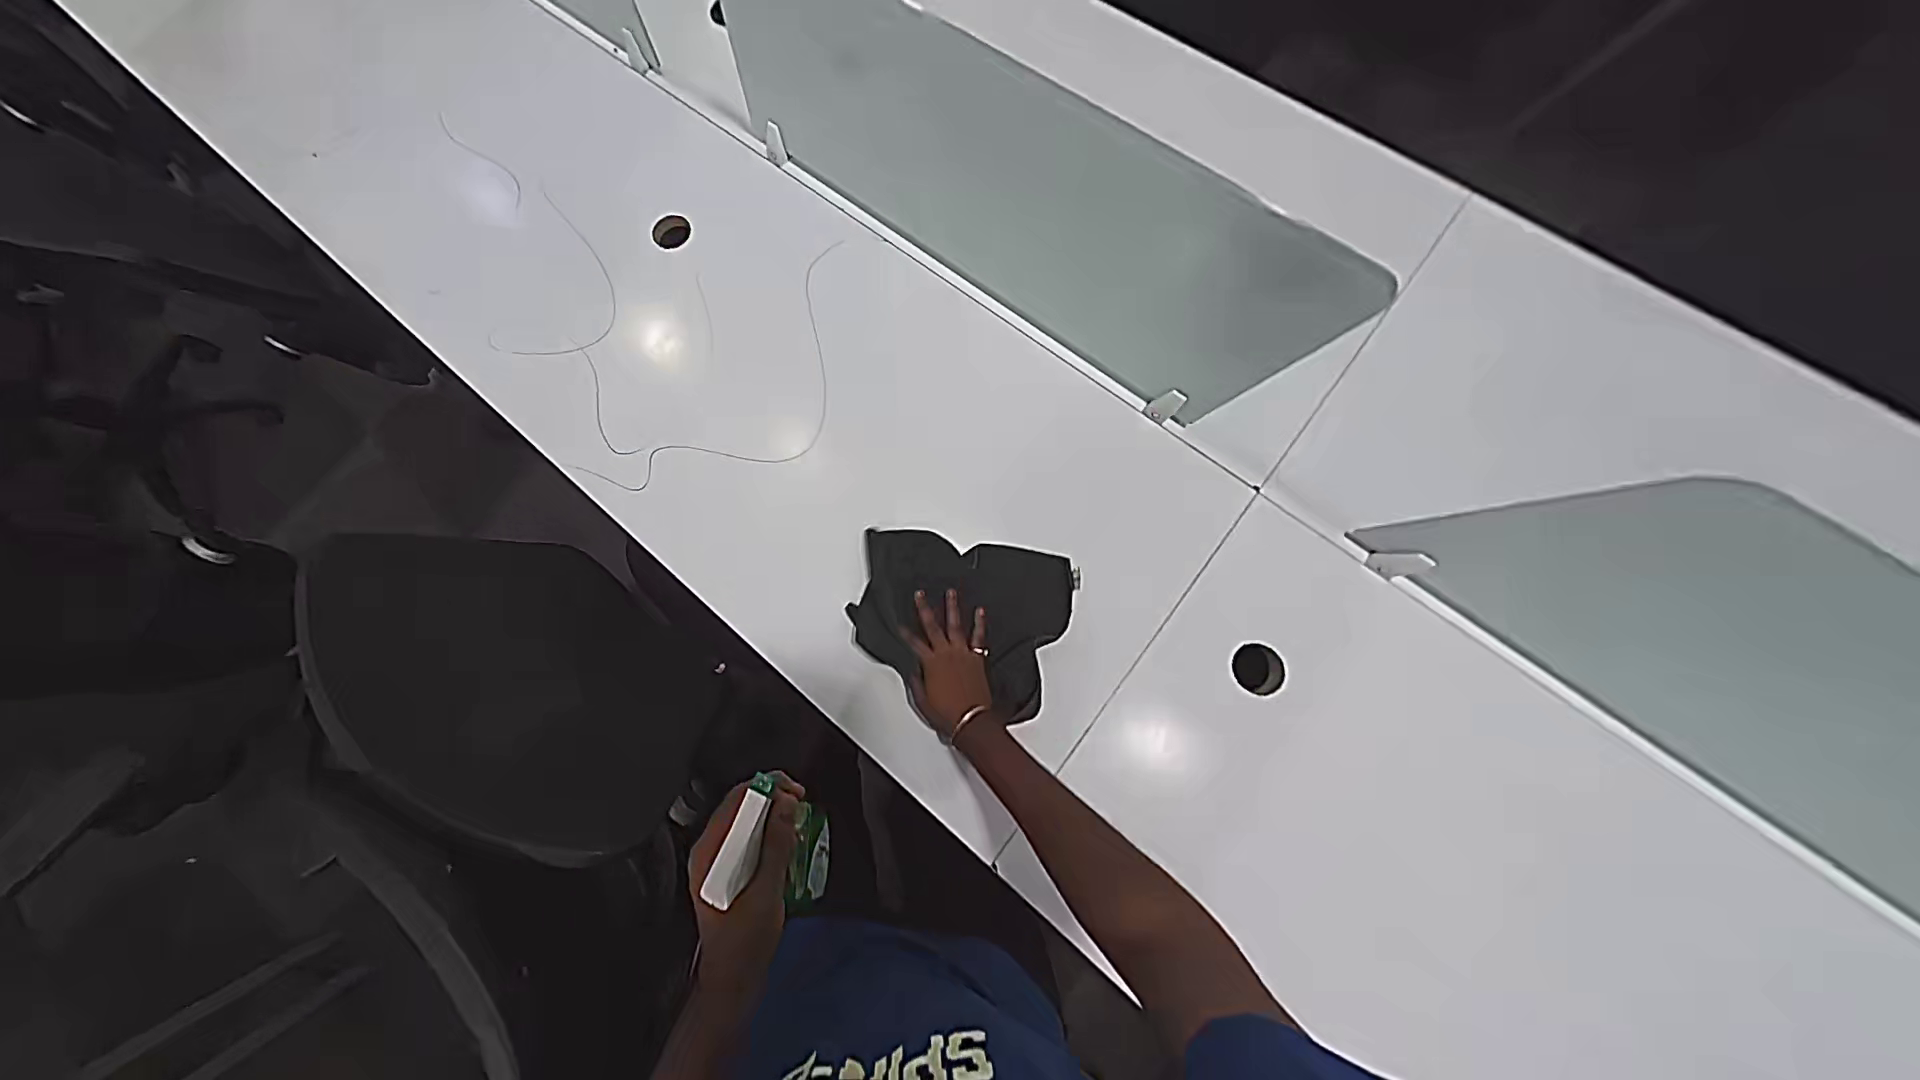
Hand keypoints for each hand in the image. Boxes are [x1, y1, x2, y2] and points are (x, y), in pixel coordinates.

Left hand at [688, 772, 804, 994]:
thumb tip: (785, 804)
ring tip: (797, 822)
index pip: (736, 800)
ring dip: (775, 814)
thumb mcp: (766, 892)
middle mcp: (708, 852)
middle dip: (774, 798)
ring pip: (747, 819)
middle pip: (741, 805)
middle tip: (801, 803)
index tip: (795, 791)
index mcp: (709, 854)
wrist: (732, 981)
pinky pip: (749, 836)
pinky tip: (787, 842)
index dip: (768, 787)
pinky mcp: (729, 870)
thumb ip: (776, 845)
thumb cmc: (745, 944)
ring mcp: (717, 861)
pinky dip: (771, 831)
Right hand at [902, 588, 998, 742]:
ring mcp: (963, 653)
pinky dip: (980, 624)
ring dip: (952, 608)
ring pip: (956, 625)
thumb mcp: (922, 700)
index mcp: (930, 663)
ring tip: (951, 593)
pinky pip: (979, 637)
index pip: (914, 643)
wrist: (970, 720)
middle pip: (932, 626)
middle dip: (924, 608)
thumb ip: (917, 683)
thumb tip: (913, 673)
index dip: (905, 632)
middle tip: (920, 594)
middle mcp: (946, 654)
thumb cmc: (946, 713)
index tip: (900, 623)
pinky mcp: (977, 658)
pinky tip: (980, 612)